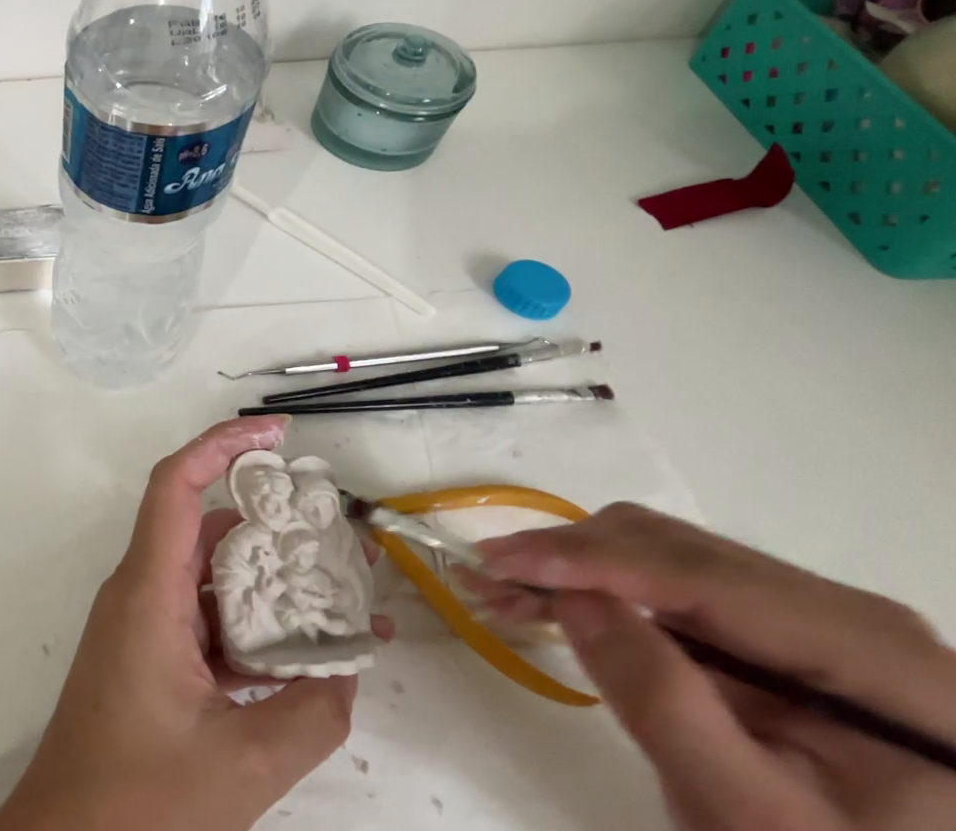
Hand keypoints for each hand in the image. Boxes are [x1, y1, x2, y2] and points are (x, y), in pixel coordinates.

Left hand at [0, 417, 391, 830]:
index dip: (219, 444)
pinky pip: (204, 620)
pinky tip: (302, 659)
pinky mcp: (147, 656)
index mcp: (149, 592)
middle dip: (271, 525)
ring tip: (339, 602)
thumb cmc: (140, 794)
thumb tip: (346, 674)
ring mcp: (141, 625)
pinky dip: (249, 627)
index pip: (176, 486)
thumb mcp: (246, 760)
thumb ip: (313, 713)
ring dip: (267, 584)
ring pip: (209, 578)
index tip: (275, 433)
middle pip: (205, 530)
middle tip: (338, 539)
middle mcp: (140, 593)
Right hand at [466, 503, 955, 829]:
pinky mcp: (769, 630)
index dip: (591, 558)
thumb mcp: (744, 810)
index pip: (704, 576)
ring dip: (573, 567)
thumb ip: (664, 703)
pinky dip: (598, 586)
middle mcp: (841, 609)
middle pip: (678, 550)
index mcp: (871, 653)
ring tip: (499, 590)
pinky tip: (547, 599)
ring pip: (663, 555)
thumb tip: (571, 599)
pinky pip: (668, 584)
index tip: (497, 560)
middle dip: (569, 558)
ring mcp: (806, 615)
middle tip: (483, 580)